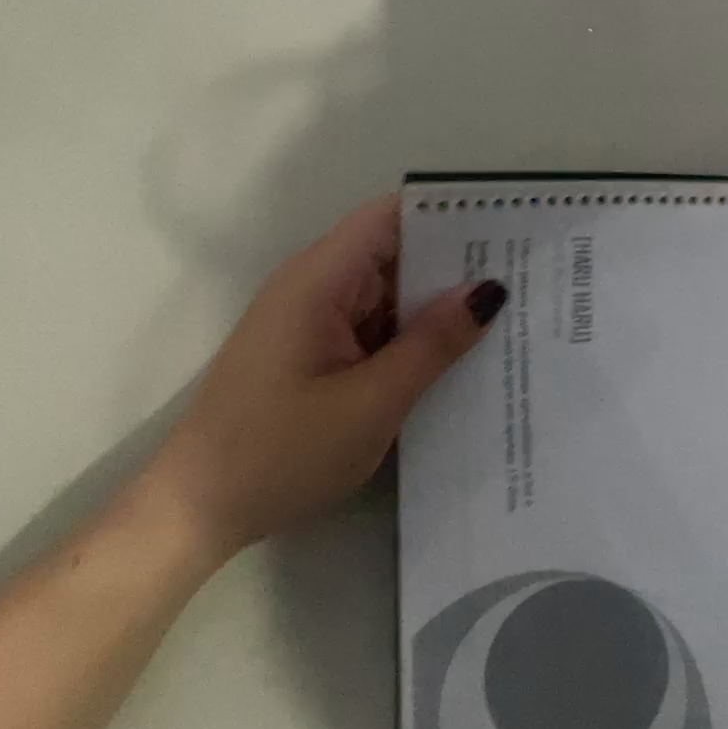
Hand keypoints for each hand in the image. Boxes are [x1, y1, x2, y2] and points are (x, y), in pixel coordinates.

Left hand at [144, 197, 506, 559]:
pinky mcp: (315, 355)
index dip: (447, 216)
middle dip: (456, 265)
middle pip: (394, 254)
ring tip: (511, 317)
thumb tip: (489, 291)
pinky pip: (374, 330)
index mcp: (319, 282)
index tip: (509, 229)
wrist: (197, 512)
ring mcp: (313, 323)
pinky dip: (412, 339)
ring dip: (437, 307)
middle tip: (530, 281)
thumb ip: (432, 344)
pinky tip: (460, 357)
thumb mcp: (371, 403)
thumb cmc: (279, 454)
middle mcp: (315, 289)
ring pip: (388, 297)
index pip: (390, 219)